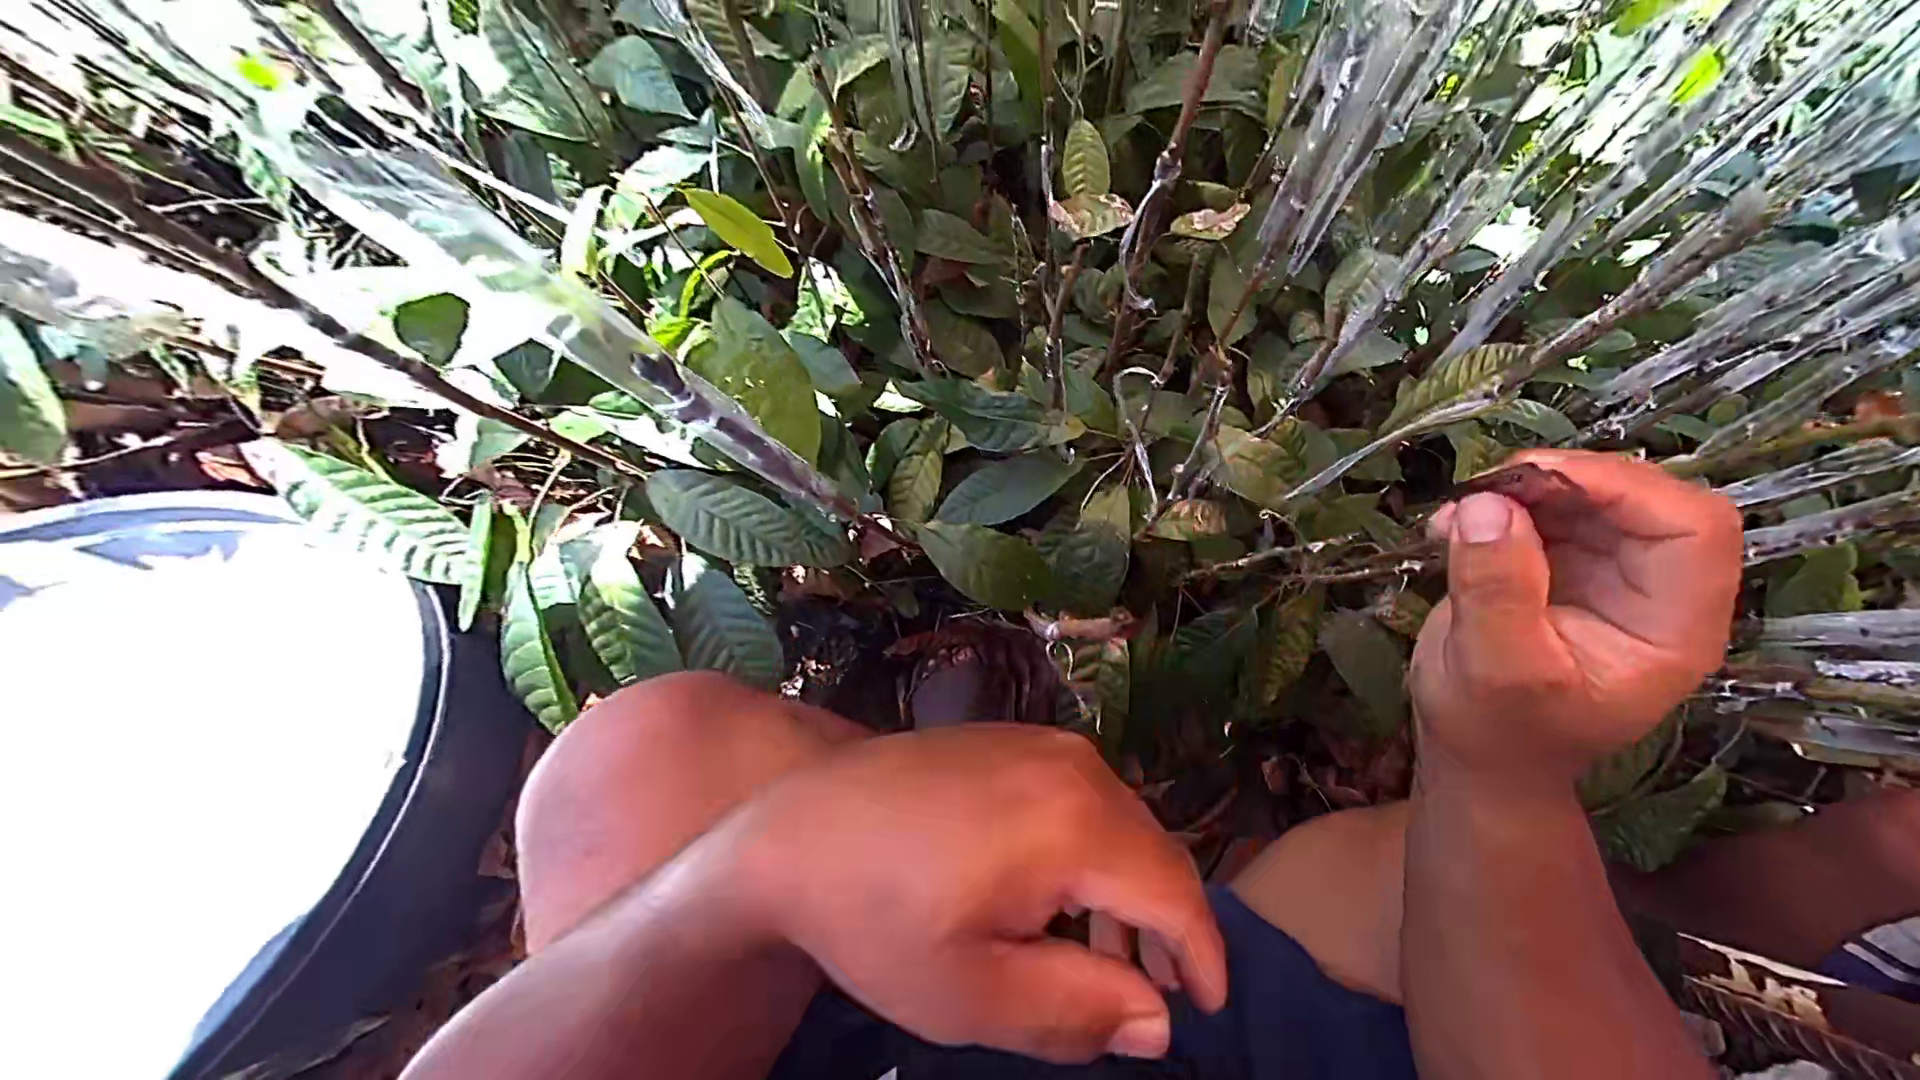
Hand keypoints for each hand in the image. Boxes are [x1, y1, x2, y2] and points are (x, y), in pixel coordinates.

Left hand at [721, 725, 1226, 1063]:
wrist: (796, 825)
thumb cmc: (878, 915)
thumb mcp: (976, 993)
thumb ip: (1082, 1010)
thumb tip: (1157, 1020)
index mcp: (1073, 820)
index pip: (1175, 890)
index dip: (1202, 955)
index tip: (1205, 1007)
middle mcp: (1069, 763)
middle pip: (1151, 848)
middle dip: (1161, 925)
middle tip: (1144, 991)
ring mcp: (1035, 740)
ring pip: (1116, 819)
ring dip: (1121, 887)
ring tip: (1095, 950)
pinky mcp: (1006, 737)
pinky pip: (1076, 793)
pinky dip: (1085, 847)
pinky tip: (1050, 888)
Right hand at [1410, 450, 1742, 789]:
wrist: (1472, 751)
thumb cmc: (1495, 725)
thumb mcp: (1495, 667)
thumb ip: (1496, 590)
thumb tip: (1485, 505)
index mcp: (1669, 625)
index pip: (1689, 529)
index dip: (1623, 489)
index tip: (1532, 479)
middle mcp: (1645, 591)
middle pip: (1635, 502)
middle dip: (1559, 483)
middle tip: (1482, 488)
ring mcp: (1596, 576)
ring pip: (1579, 501)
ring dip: (1514, 493)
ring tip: (1452, 515)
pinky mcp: (1546, 569)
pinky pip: (1530, 516)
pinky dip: (1487, 508)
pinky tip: (1445, 527)